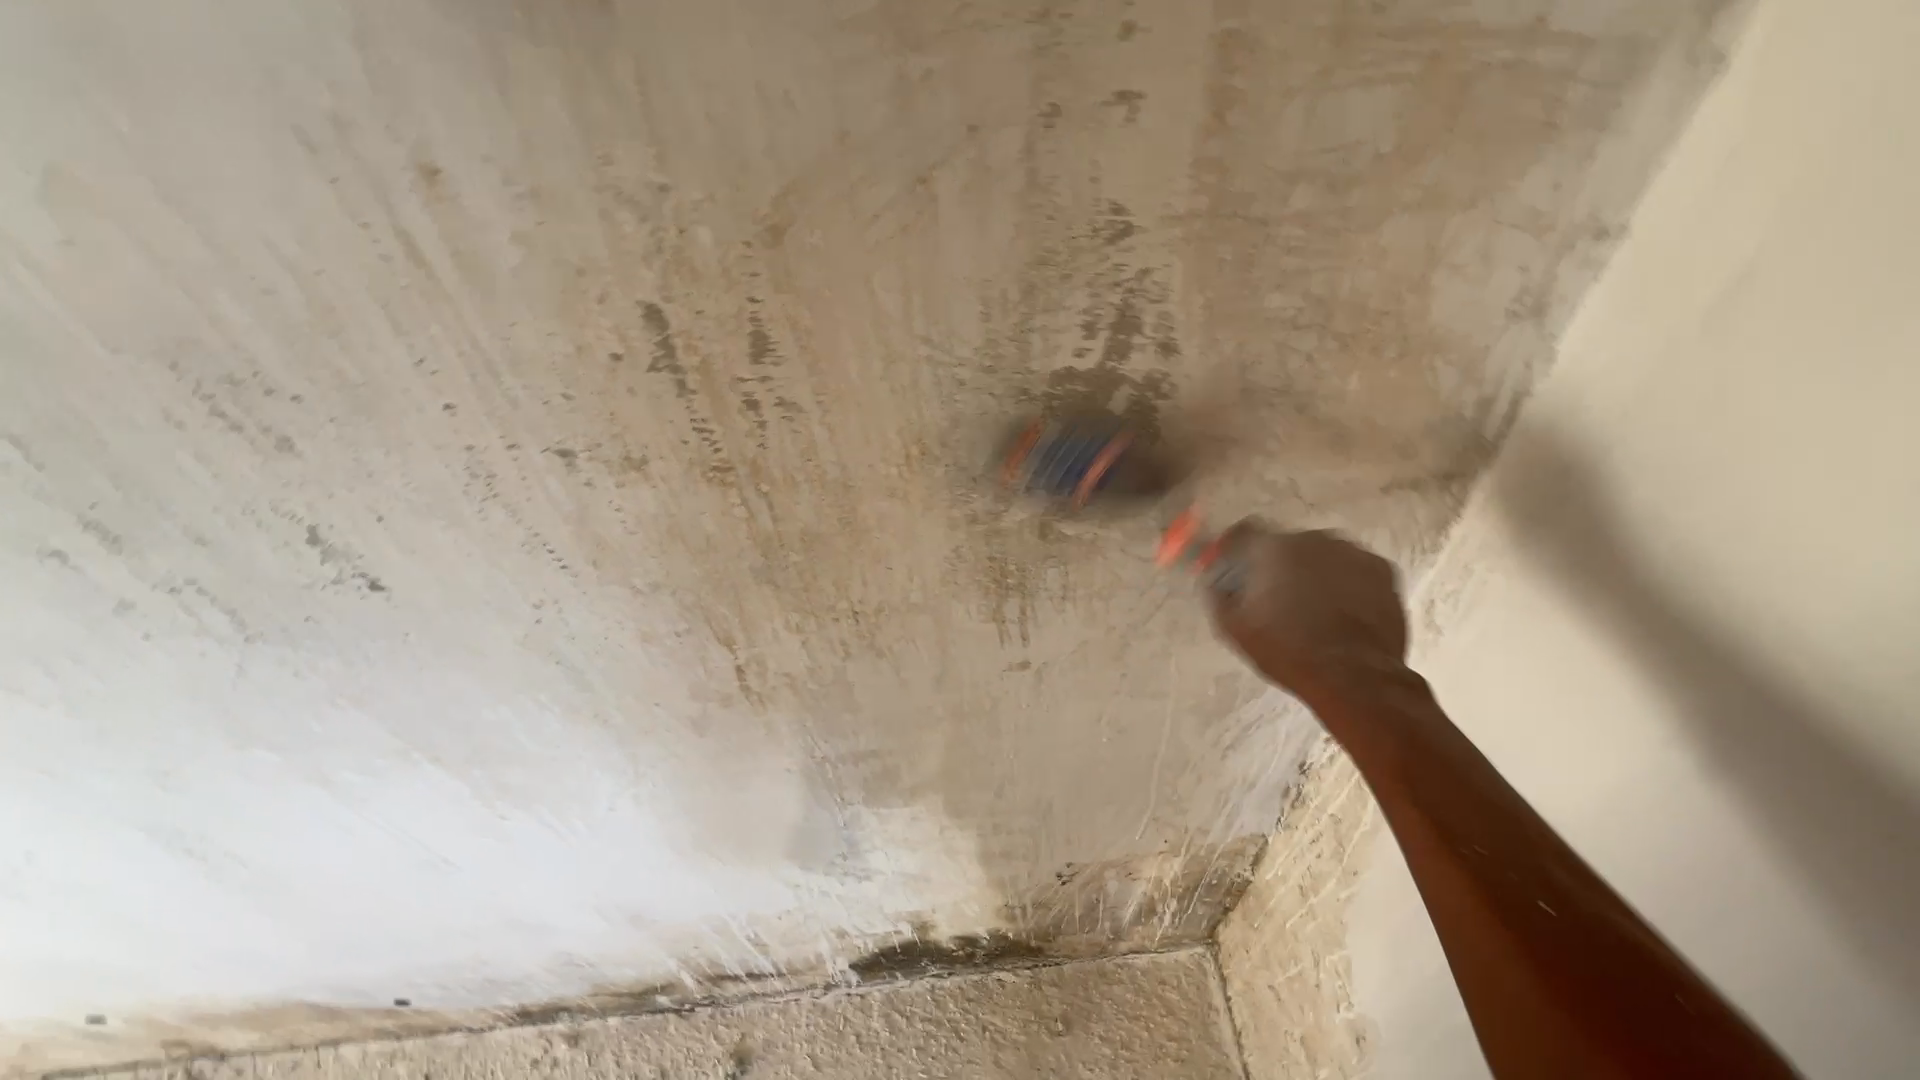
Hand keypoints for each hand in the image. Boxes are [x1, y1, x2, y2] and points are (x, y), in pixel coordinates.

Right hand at [1208, 521, 1409, 697]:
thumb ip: (1218, 593)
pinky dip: (1345, 582)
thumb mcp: (1235, 627)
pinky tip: (1342, 611)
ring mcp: (1352, 552)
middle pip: (1287, 542)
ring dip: (1313, 571)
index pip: (1245, 530)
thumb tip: (1215, 578)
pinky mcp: (1383, 569)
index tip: (1233, 563)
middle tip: (1276, 596)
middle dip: (1279, 564)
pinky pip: (1353, 567)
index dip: (1236, 545)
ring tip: (1313, 608)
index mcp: (1272, 548)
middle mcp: (1313, 539)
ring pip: (1323, 554)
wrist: (1354, 676)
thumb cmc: (1287, 652)